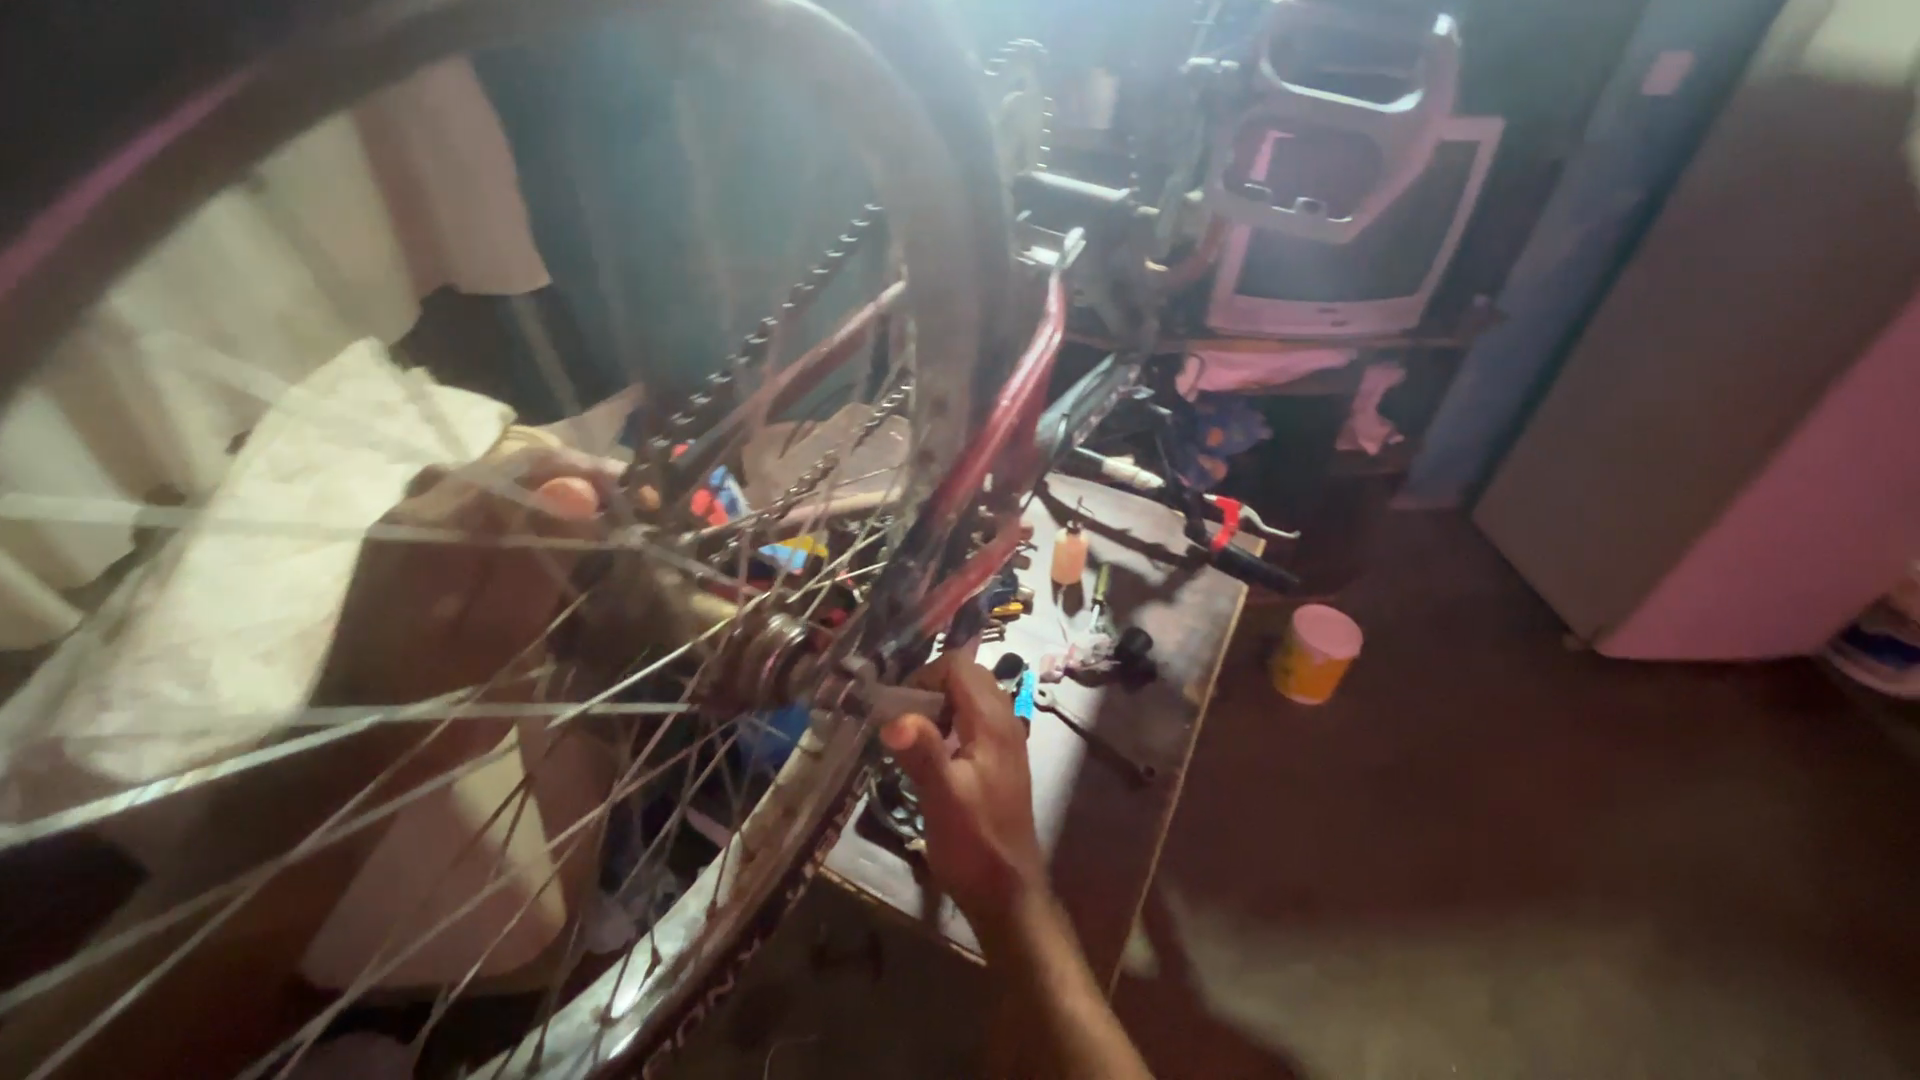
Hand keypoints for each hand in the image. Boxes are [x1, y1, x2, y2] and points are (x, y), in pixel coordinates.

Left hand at [318, 428, 623, 705]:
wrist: (359, 743)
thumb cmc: (442, 703)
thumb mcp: (502, 639)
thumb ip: (536, 559)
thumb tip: (579, 492)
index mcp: (438, 530)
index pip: (528, 468)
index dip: (591, 473)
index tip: (640, 496)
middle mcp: (415, 510)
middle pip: (506, 464)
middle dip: (574, 478)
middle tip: (626, 508)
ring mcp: (402, 524)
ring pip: (487, 477)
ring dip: (543, 488)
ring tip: (589, 515)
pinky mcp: (401, 544)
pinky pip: (467, 498)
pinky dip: (513, 503)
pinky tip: (536, 531)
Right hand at [881, 656, 1048, 931]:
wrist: (1007, 892)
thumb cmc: (974, 844)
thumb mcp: (943, 799)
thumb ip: (922, 754)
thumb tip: (894, 718)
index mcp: (993, 723)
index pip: (960, 666)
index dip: (926, 676)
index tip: (899, 706)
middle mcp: (1005, 723)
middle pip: (968, 677)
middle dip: (931, 687)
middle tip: (902, 718)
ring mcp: (1005, 743)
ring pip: (972, 700)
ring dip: (940, 706)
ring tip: (912, 737)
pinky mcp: (999, 762)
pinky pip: (974, 723)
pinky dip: (951, 725)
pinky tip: (932, 757)